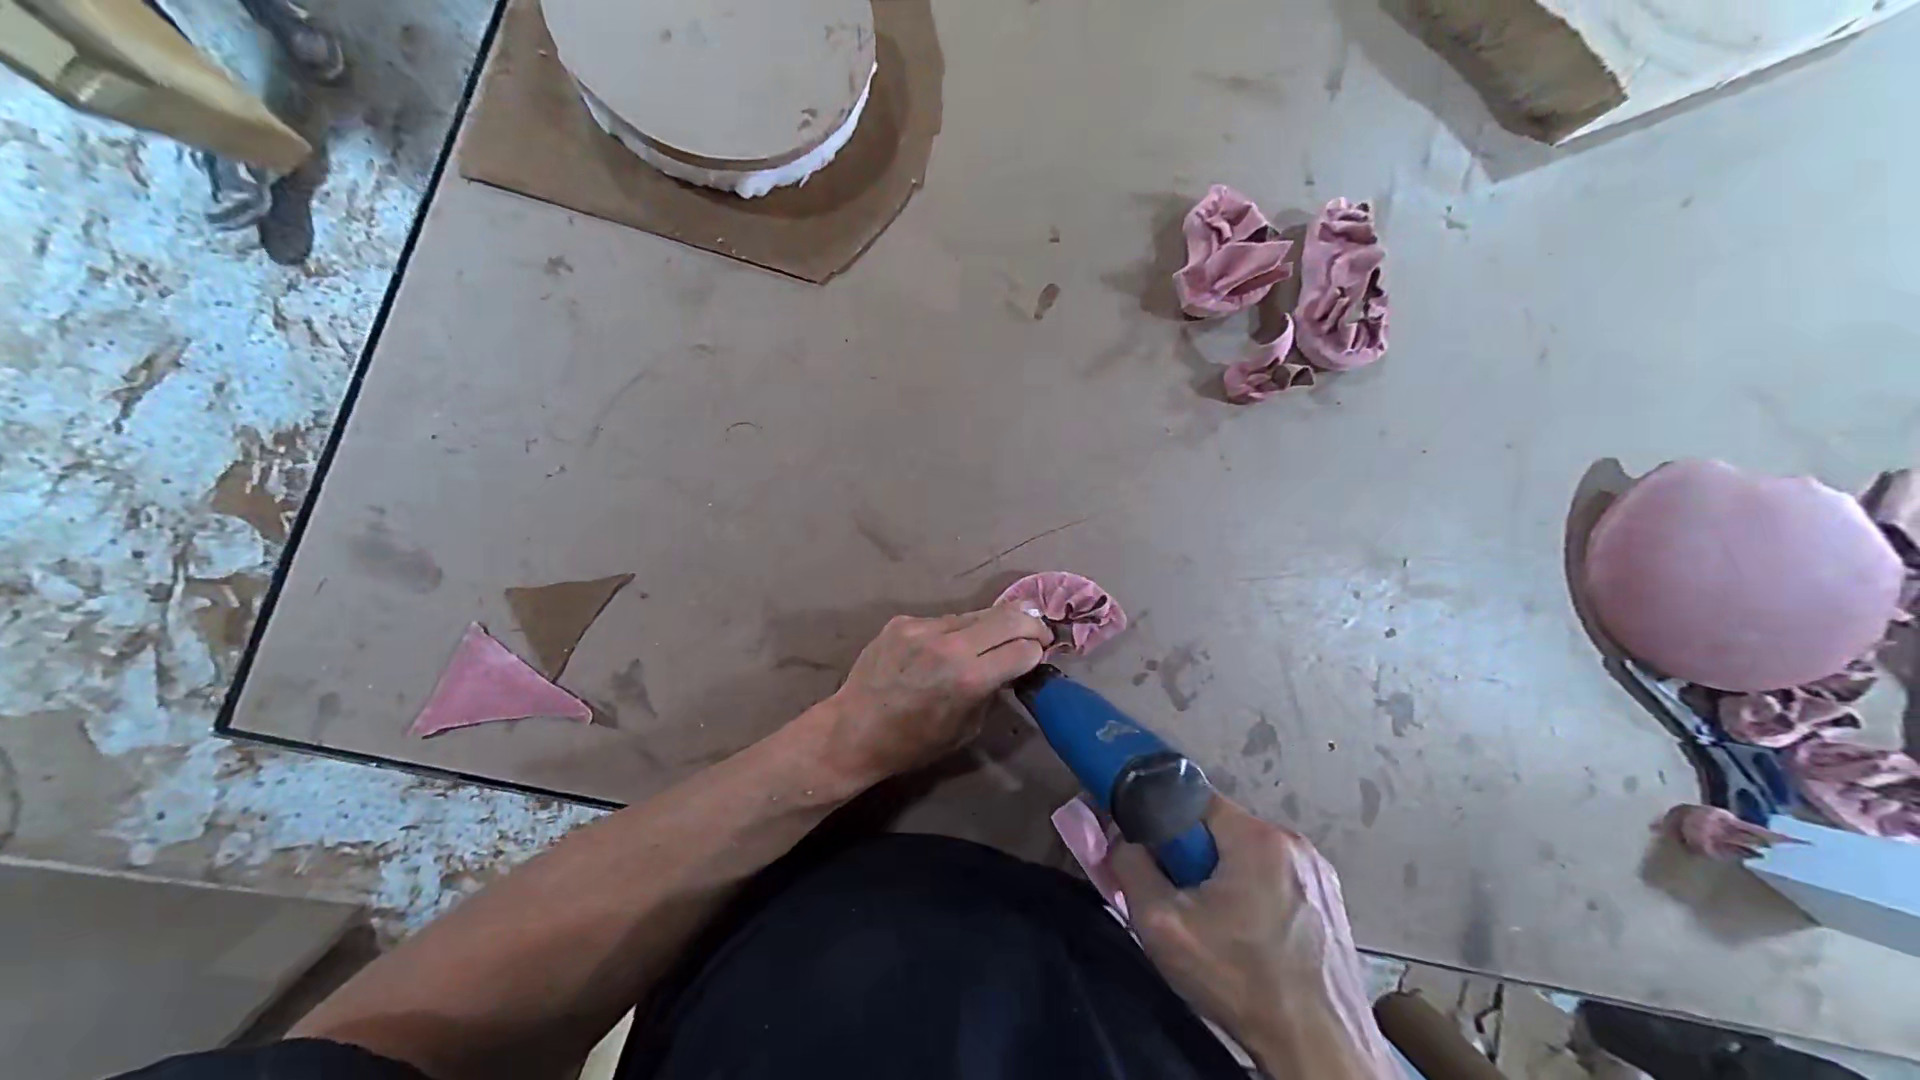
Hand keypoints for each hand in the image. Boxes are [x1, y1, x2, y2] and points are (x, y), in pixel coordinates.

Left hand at [812, 605, 1049, 785]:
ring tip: (998, 636)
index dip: (1038, 652)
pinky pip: (945, 620)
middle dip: (1031, 625)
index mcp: (969, 678)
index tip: (1040, 655)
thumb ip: (993, 690)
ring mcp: (923, 628)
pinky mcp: (903, 621)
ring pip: (977, 613)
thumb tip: (1012, 665)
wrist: (853, 730)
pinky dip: (958, 630)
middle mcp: (949, 645)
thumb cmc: (913, 743)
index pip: (1024, 648)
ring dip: (994, 624)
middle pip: (1009, 617)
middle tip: (1038, 634)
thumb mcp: (967, 728)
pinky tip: (951, 646)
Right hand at [1108, 798, 1392, 1079]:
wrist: (1320, 1054)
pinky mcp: (1331, 902)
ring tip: (1214, 924)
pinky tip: (1249, 938)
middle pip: (1219, 829)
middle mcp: (1294, 842)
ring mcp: (1318, 873)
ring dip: (1222, 876)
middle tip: (1180, 899)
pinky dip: (1253, 895)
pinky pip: (1274, 878)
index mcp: (1258, 836)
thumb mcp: (1162, 923)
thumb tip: (1117, 835)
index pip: (1192, 798)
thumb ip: (1129, 866)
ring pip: (1246, 855)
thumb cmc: (1239, 982)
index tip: (1151, 856)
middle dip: (1191, 856)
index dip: (1162, 822)